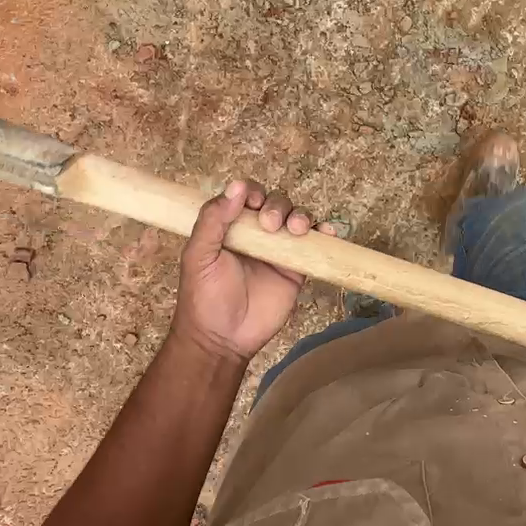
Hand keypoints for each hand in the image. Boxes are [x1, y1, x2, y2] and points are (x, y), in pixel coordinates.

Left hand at [170, 179, 336, 361]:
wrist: (223, 339)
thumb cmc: (204, 297)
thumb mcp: (199, 256)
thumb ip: (212, 220)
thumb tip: (236, 186)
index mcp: (231, 227)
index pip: (246, 196)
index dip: (253, 192)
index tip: (253, 204)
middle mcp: (257, 234)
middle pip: (277, 202)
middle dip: (278, 206)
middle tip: (270, 225)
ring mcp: (279, 250)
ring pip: (298, 218)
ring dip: (301, 216)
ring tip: (296, 230)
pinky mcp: (297, 268)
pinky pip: (315, 245)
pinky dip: (324, 233)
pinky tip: (326, 232)